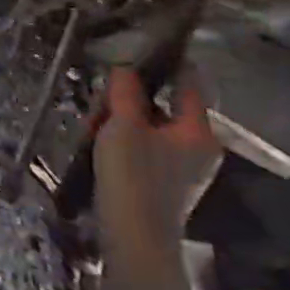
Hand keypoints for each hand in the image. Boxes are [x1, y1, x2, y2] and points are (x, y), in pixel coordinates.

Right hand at [93, 66, 221, 250]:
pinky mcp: (163, 181)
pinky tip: (96, 146)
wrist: (134, 241)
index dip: (163, 63)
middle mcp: (197, 146)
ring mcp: (181, 167)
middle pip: (159, 104)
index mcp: (197, 131)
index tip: (134, 49)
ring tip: (91, 129)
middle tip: (99, 105)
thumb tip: (125, 66)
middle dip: (124, 100)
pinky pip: (142, 146)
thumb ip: (125, 90)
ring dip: (117, 121)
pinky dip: (120, 141)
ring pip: (146, 125)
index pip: (187, 82)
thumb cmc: (133, 177)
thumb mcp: (123, 124)